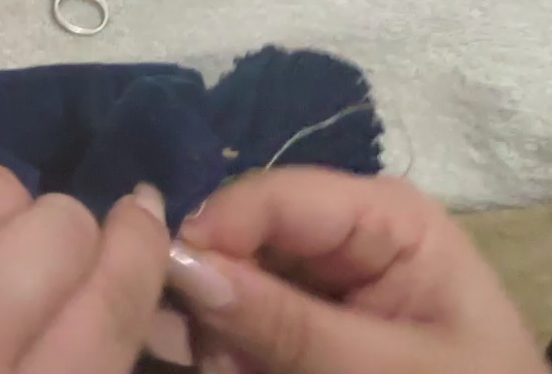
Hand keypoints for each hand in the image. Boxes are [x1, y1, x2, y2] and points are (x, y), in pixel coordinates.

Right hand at [159, 167, 551, 373]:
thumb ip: (288, 324)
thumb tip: (181, 264)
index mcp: (384, 214)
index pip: (274, 195)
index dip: (215, 229)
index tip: (167, 279)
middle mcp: (341, 225)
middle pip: (243, 230)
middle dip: (211, 286)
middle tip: (195, 346)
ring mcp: (319, 266)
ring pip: (231, 271)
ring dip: (212, 322)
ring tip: (219, 365)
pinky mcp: (301, 306)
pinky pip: (241, 307)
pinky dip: (224, 340)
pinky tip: (225, 364)